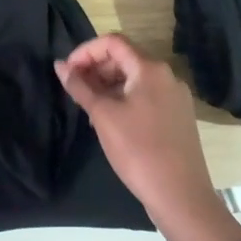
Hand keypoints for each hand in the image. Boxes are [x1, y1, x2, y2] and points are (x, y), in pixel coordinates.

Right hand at [56, 34, 240, 240]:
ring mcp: (175, 98)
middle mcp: (167, 77)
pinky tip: (110, 119)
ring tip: (88, 106)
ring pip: (134, 79)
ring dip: (108, 85)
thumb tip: (60, 65)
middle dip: (96, 68)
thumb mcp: (102, 115)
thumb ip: (80, 86)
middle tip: (75, 88)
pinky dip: (124, 99)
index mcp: (151, 70)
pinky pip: (146, 96)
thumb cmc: (138, 151)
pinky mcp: (178, 118)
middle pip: (124, 58)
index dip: (86, 51)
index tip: (68, 70)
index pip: (113, 42)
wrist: (181, 198)